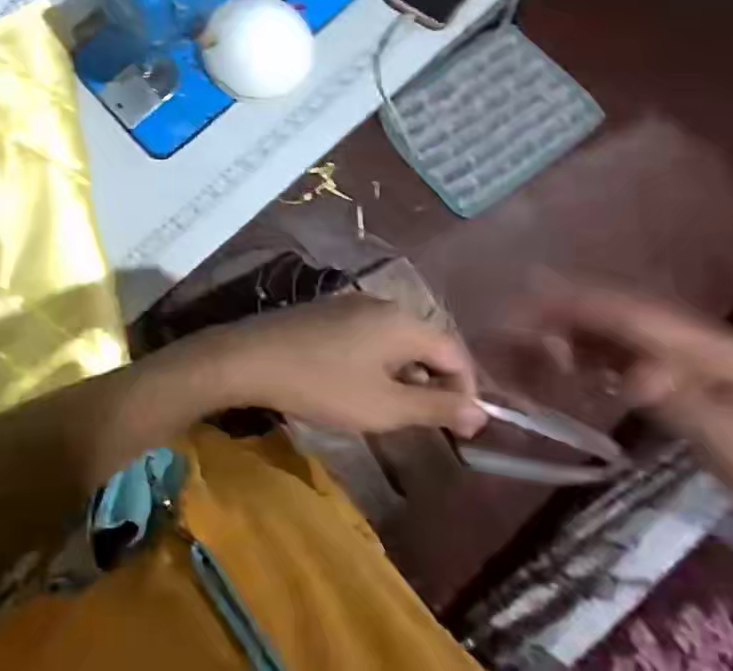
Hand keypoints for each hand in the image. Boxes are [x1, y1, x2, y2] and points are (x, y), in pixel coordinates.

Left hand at [189, 294, 488, 436]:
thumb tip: (480, 412)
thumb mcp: (385, 407)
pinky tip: (359, 387)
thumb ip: (436, 408)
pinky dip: (379, 363)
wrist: (252, 358)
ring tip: (392, 410)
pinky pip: (370, 336)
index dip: (465, 391)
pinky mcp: (328, 311)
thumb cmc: (324, 385)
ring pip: (397, 340)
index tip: (461, 429)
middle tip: (426, 422)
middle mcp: (383, 304)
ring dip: (406, 375)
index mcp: (403, 321)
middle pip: (427, 342)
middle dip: (435, 383)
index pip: (454, 352)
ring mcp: (352, 304)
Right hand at [538, 287, 732, 578]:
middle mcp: (708, 344)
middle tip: (515, 325)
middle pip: (626, 317)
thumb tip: (628, 374)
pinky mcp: (702, 384)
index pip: (637, 316)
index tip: (528, 296)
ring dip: (580, 336)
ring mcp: (706, 363)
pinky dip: (601, 358)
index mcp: (722, 351)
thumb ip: (686, 404)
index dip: (580, 303)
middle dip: (568, 315)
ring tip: (535, 347)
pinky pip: (638, 359)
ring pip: (627, 336)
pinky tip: (578, 368)